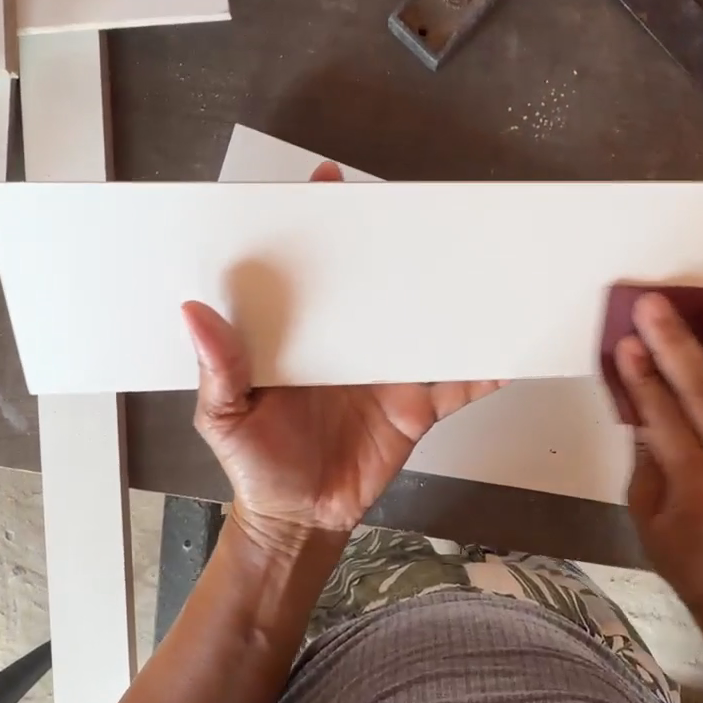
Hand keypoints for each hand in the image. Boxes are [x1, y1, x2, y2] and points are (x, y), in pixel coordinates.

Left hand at [182, 165, 503, 548]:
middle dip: (398, 252)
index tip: (326, 185)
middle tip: (421, 215)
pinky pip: (458, 387)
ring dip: (453, 302)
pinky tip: (508, 354)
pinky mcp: (417, 409)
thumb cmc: (259, 466)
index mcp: (305, 338)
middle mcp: (350, 347)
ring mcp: (389, 376)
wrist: (302, 517)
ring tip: (482, 270)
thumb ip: (218, 371)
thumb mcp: (225, 419)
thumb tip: (195, 313)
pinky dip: (485, 372)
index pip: (313, 275)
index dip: (319, 229)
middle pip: (379, 289)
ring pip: (426, 328)